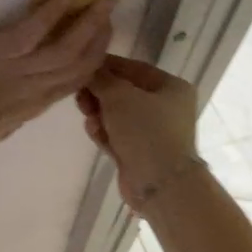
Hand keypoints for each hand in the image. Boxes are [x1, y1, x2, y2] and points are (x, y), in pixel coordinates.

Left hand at [0, 0, 115, 170]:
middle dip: (101, 37)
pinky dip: (53, 11)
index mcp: (32, 109)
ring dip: (90, 22)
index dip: (94, 61)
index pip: (75, 84)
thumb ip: (16, 112)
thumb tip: (28, 100)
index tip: (102, 42)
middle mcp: (35, 91)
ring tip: (103, 2)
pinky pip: (35, 28)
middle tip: (111, 12)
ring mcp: (19, 71)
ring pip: (69, 48)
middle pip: (81, 64)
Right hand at [76, 55, 200, 209]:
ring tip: (86, 115)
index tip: (83, 67)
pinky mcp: (140, 153)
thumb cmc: (145, 130)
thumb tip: (89, 69)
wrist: (160, 185)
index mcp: (172, 87)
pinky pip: (117, 135)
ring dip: (99, 114)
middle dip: (99, 94)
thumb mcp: (119, 96)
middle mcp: (166, 108)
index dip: (107, 66)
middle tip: (80, 95)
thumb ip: (101, 78)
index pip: (134, 68)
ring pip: (118, 115)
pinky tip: (93, 131)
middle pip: (124, 92)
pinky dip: (104, 132)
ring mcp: (154, 132)